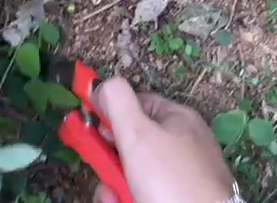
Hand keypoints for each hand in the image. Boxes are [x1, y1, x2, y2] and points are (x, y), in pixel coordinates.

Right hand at [91, 77, 236, 202]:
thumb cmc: (170, 178)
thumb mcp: (138, 132)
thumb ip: (117, 101)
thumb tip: (100, 85)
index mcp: (179, 119)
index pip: (137, 104)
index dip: (111, 115)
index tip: (91, 133)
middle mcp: (184, 146)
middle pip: (134, 145)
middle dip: (110, 161)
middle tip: (104, 177)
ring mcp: (185, 179)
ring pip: (137, 176)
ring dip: (116, 187)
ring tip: (114, 199)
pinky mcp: (181, 201)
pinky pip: (148, 196)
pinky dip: (131, 200)